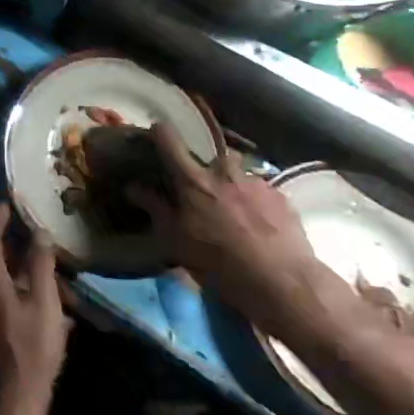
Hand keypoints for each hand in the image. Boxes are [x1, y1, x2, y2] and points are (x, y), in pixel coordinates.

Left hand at [0, 203, 69, 414]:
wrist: (14, 403)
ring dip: (34, 280)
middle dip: (25, 252)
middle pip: (0, 260)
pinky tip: (59, 314)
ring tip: (66, 289)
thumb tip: (39, 234)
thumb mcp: (45, 304)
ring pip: (9, 283)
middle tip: (50, 245)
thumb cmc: (32, 351)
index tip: (9, 203)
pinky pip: (10, 301)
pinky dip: (31, 298)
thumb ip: (42, 266)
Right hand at [127, 125, 334, 340]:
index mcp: (193, 180)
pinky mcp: (280, 195)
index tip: (155, 134)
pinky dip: (254, 200)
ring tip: (233, 210)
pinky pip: (260, 189)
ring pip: (237, 173)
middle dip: (204, 168)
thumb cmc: (218, 262)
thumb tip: (132, 186)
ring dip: (231, 184)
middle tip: (202, 192)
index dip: (159, 133)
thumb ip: (155, 208)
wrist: (281, 281)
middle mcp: (224, 170)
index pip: (169, 140)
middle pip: (209, 155)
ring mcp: (255, 181)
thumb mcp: (176, 241)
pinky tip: (257, 224)